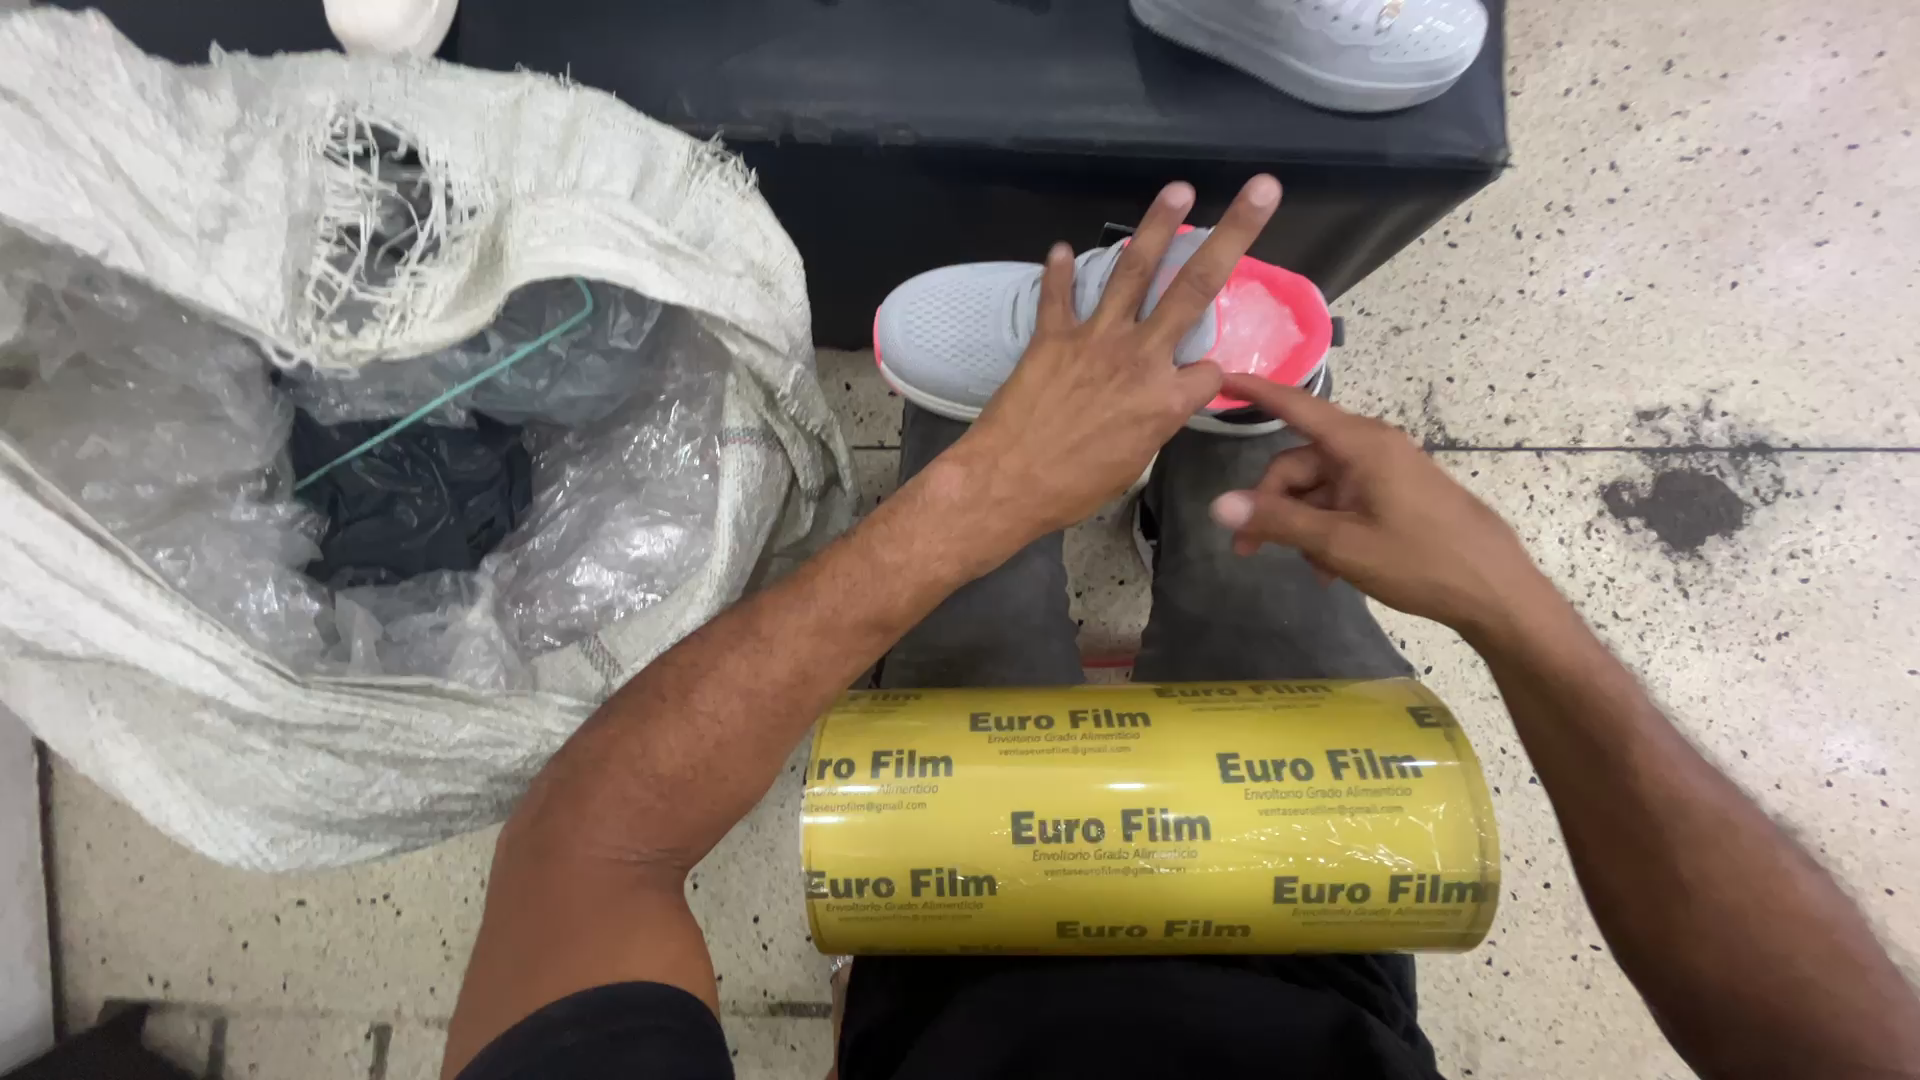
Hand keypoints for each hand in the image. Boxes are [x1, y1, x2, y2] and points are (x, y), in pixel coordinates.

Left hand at [938, 176, 1281, 549]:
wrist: (1007, 484)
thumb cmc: (1072, 489)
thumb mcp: (1130, 466)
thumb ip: (1150, 426)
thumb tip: (1150, 411)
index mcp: (1166, 400)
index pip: (1210, 371)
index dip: (1209, 377)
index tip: (1199, 382)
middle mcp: (1140, 358)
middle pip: (1196, 287)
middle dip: (1232, 234)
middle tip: (1260, 189)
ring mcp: (1094, 341)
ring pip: (1133, 272)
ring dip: (1156, 227)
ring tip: (1178, 190)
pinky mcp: (1051, 338)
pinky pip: (1057, 297)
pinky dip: (1056, 274)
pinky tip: (1058, 250)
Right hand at [1206, 374, 1558, 639]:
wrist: (1498, 594)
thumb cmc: (1421, 560)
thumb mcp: (1340, 544)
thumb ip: (1277, 521)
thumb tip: (1218, 505)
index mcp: (1361, 445)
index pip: (1296, 406)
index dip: (1254, 391)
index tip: (1218, 377)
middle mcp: (1370, 449)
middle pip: (1297, 464)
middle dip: (1270, 504)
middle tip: (1248, 548)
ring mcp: (1384, 472)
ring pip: (1316, 489)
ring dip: (1300, 525)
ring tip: (1309, 567)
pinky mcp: (1394, 495)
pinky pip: (1341, 503)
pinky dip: (1326, 530)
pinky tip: (1328, 567)